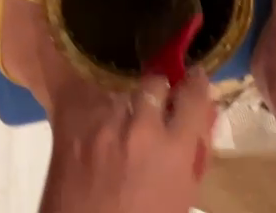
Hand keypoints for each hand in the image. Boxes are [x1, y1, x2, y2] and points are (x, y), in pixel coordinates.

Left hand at [41, 73, 214, 212]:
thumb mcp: (181, 196)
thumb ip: (194, 154)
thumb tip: (204, 118)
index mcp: (173, 150)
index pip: (193, 95)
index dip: (197, 84)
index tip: (195, 79)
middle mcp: (140, 129)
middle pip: (155, 83)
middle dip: (159, 92)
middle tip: (156, 106)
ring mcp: (103, 125)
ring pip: (121, 89)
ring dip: (128, 102)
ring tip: (125, 120)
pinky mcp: (72, 127)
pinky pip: (92, 100)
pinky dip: (100, 109)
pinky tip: (101, 125)